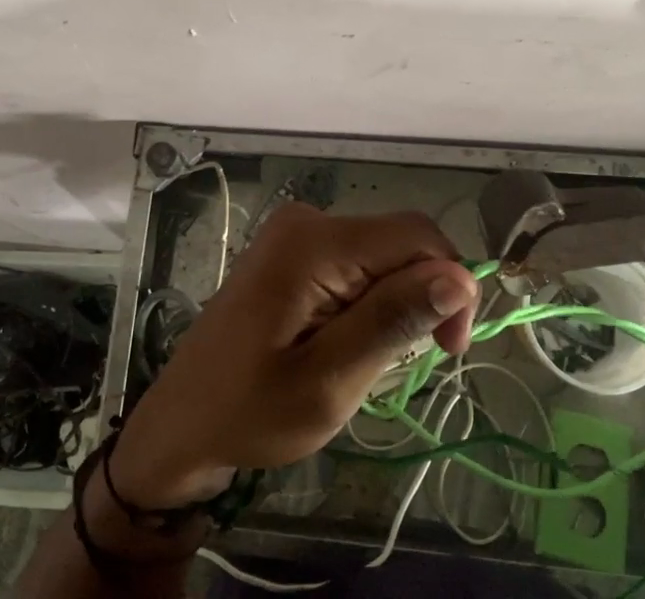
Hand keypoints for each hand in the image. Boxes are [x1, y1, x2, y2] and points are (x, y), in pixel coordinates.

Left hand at [108, 203, 478, 507]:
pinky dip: (367, 304)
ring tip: (363, 360)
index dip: (451, 286)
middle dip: (421, 298)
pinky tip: (345, 343)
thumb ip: (392, 321)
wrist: (183, 422)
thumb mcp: (330, 379)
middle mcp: (305, 222)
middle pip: (400, 243)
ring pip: (381, 257)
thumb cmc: (251, 410)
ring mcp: (294, 236)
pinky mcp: (290, 255)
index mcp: (314, 243)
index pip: (418, 236)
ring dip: (393, 306)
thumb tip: (461, 278)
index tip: (447, 350)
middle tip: (404, 365)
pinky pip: (355, 265)